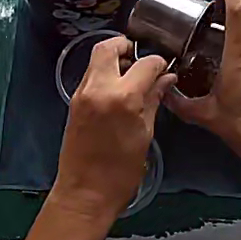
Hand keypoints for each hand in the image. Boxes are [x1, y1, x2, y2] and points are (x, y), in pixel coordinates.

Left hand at [51, 36, 174, 222]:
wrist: (85, 193)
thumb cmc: (120, 172)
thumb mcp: (145, 134)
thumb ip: (154, 100)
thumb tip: (165, 80)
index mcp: (122, 98)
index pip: (145, 63)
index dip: (159, 63)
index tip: (165, 69)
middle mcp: (98, 89)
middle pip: (108, 47)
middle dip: (127, 46)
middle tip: (141, 58)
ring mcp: (82, 94)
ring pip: (96, 59)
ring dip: (114, 59)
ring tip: (132, 76)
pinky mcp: (74, 102)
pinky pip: (90, 76)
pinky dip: (105, 74)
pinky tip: (119, 90)